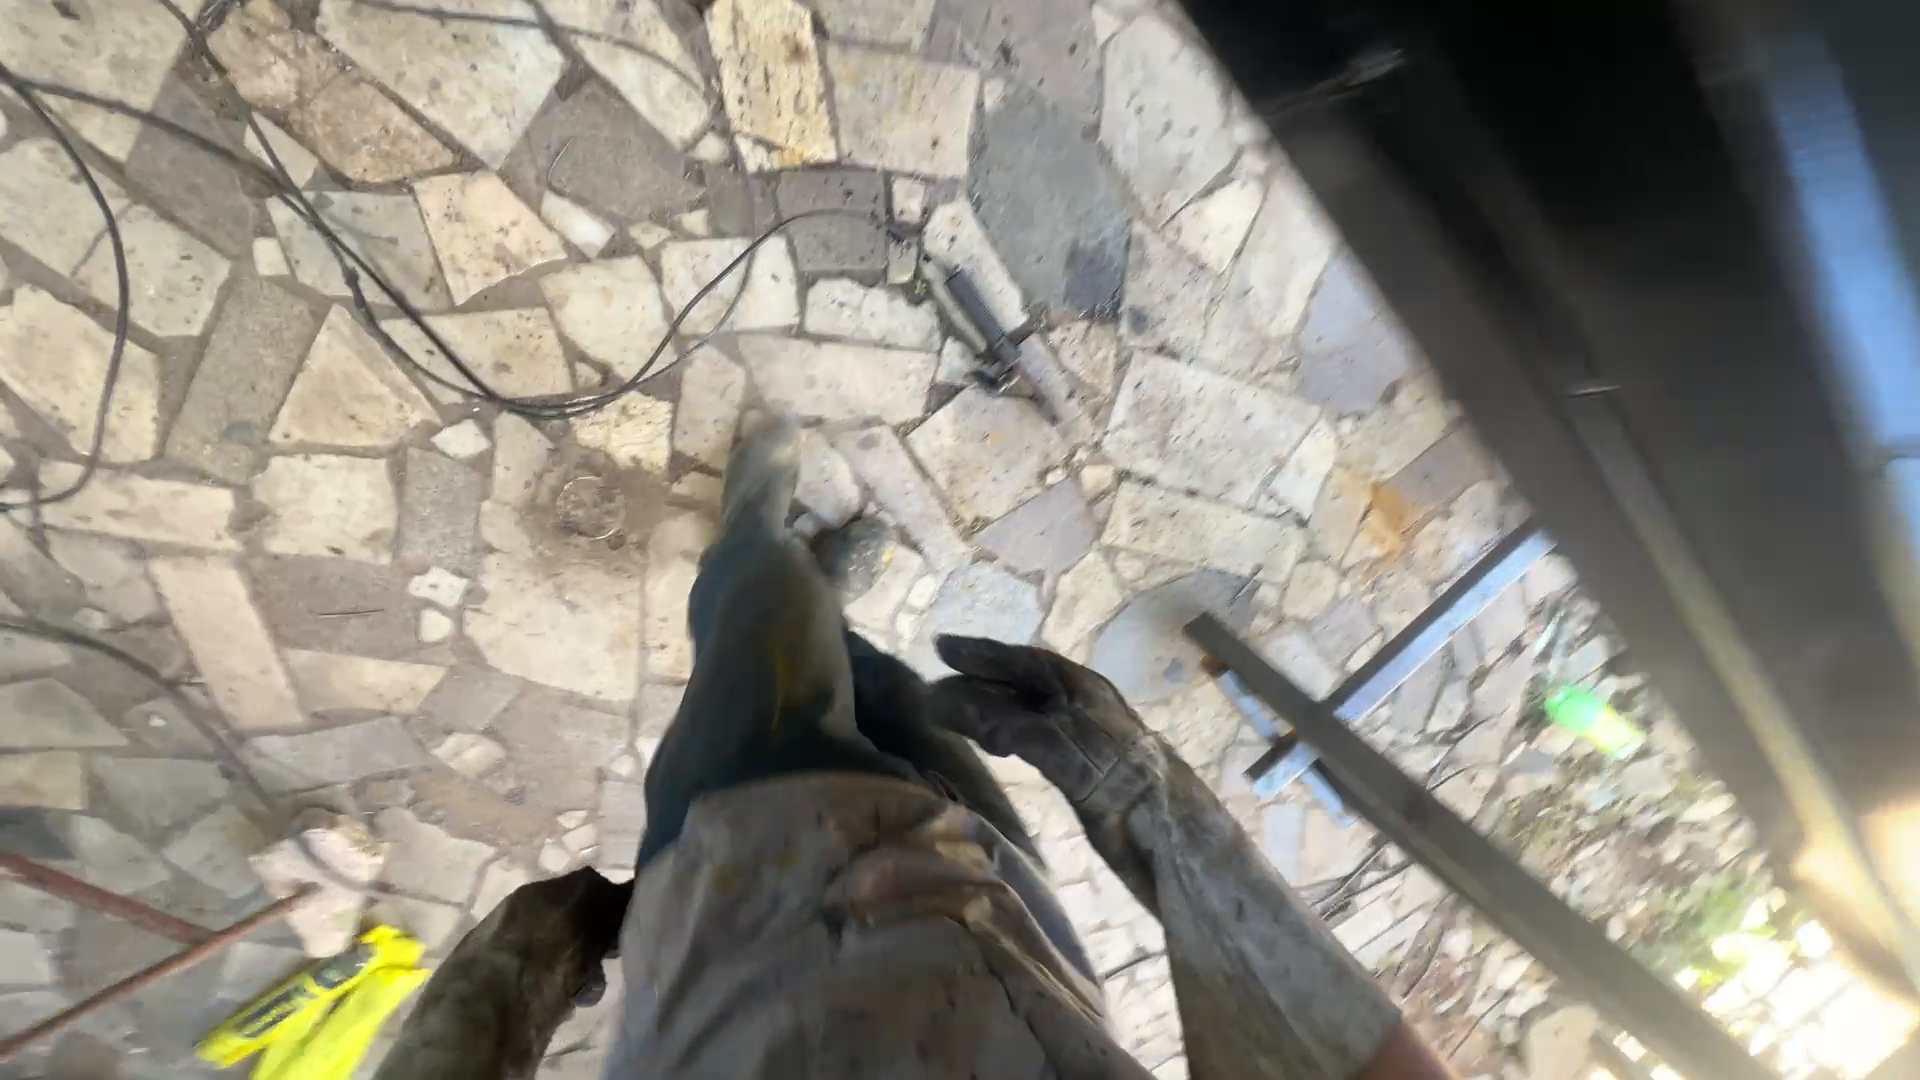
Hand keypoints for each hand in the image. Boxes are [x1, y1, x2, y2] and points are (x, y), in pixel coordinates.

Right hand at [928, 635, 1163, 901]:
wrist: (1183, 843)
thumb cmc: (1132, 797)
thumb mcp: (1072, 759)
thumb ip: (1018, 730)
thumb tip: (957, 706)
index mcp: (1085, 691)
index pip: (1025, 662)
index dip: (983, 654)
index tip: (943, 649)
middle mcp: (1085, 704)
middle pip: (1025, 680)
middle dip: (982, 674)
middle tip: (939, 677)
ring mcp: (1089, 734)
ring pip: (1030, 706)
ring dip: (992, 702)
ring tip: (955, 708)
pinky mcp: (1089, 767)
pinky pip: (1039, 736)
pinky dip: (1010, 732)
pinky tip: (996, 743)